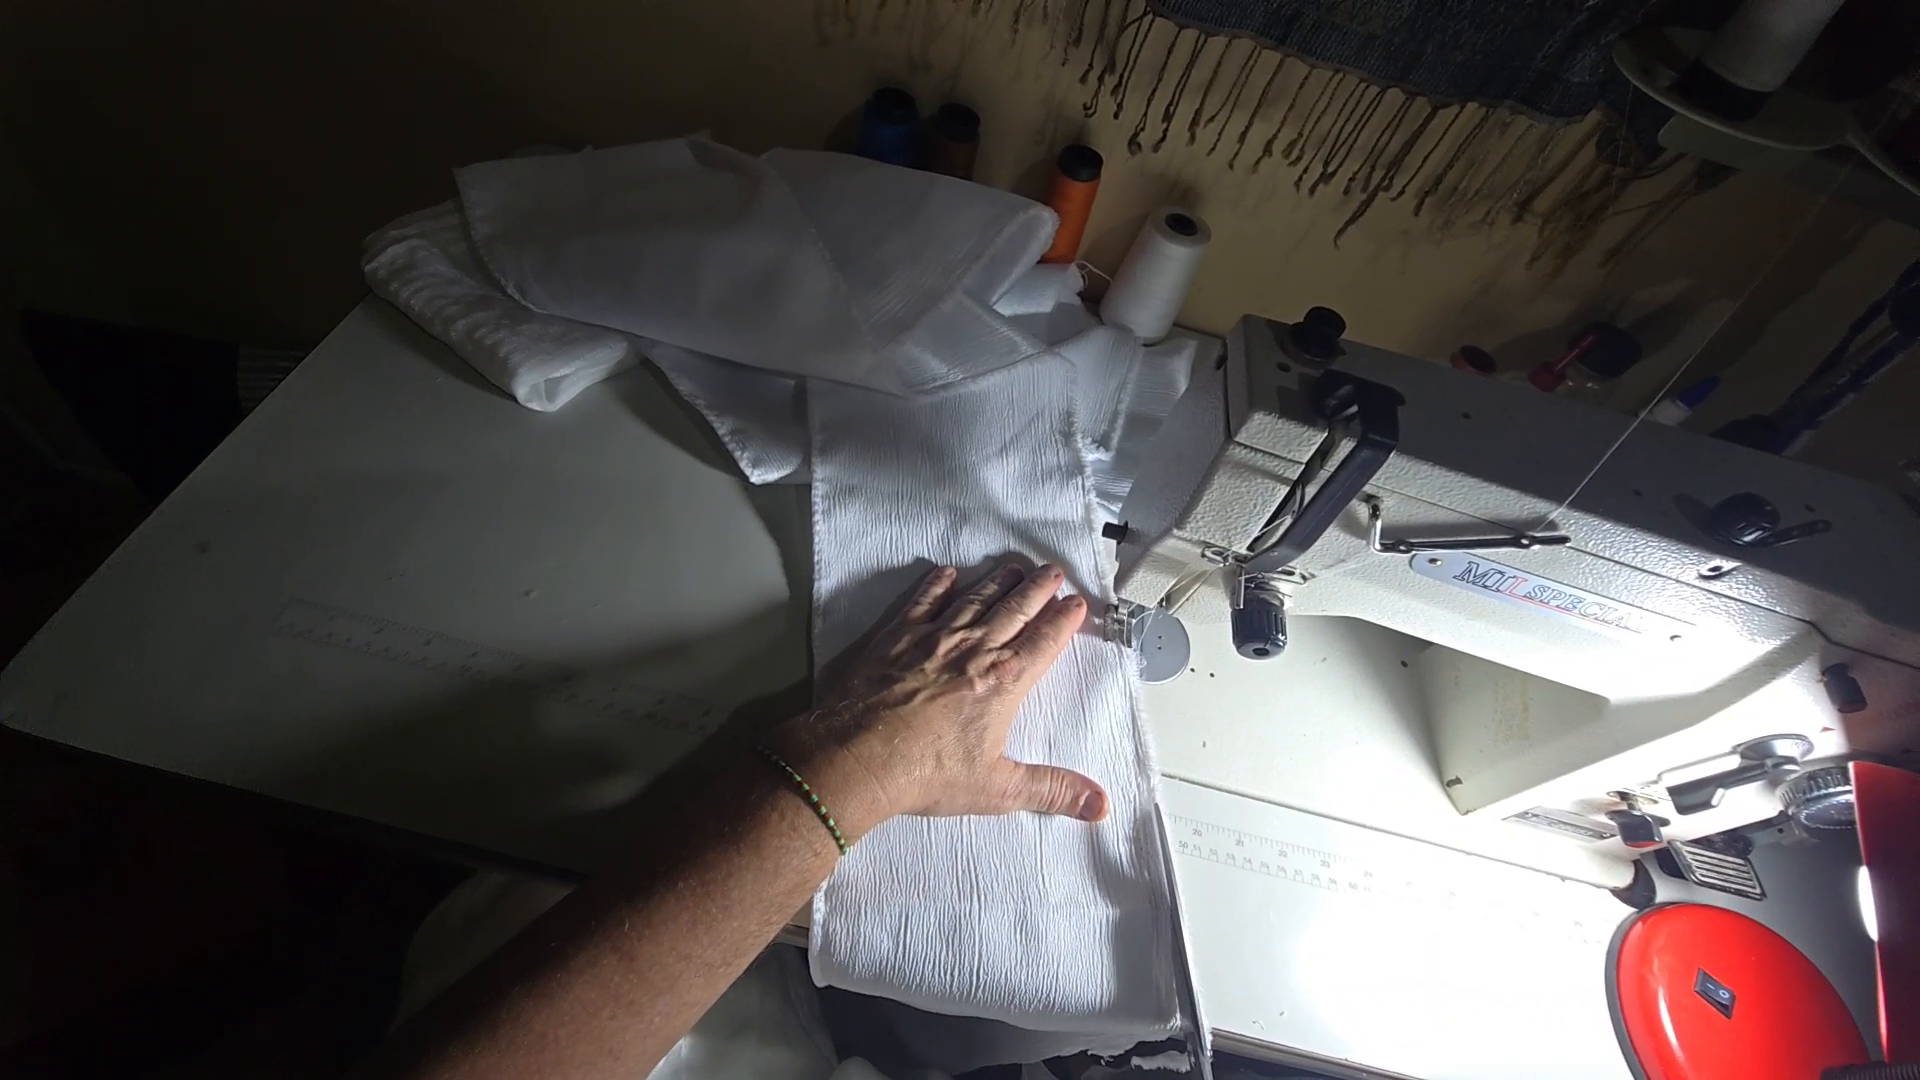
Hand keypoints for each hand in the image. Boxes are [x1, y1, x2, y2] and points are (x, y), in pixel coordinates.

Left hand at [772, 563, 1106, 839]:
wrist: (859, 756)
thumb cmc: (927, 773)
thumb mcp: (996, 789)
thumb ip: (1052, 790)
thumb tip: (1101, 805)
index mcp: (1003, 682)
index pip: (1043, 643)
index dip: (1063, 621)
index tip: (1076, 603)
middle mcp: (974, 650)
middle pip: (1014, 611)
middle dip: (1037, 589)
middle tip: (1053, 570)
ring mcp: (934, 637)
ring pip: (974, 599)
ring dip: (997, 581)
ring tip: (1014, 566)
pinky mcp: (898, 634)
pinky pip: (922, 600)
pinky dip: (936, 584)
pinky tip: (947, 573)